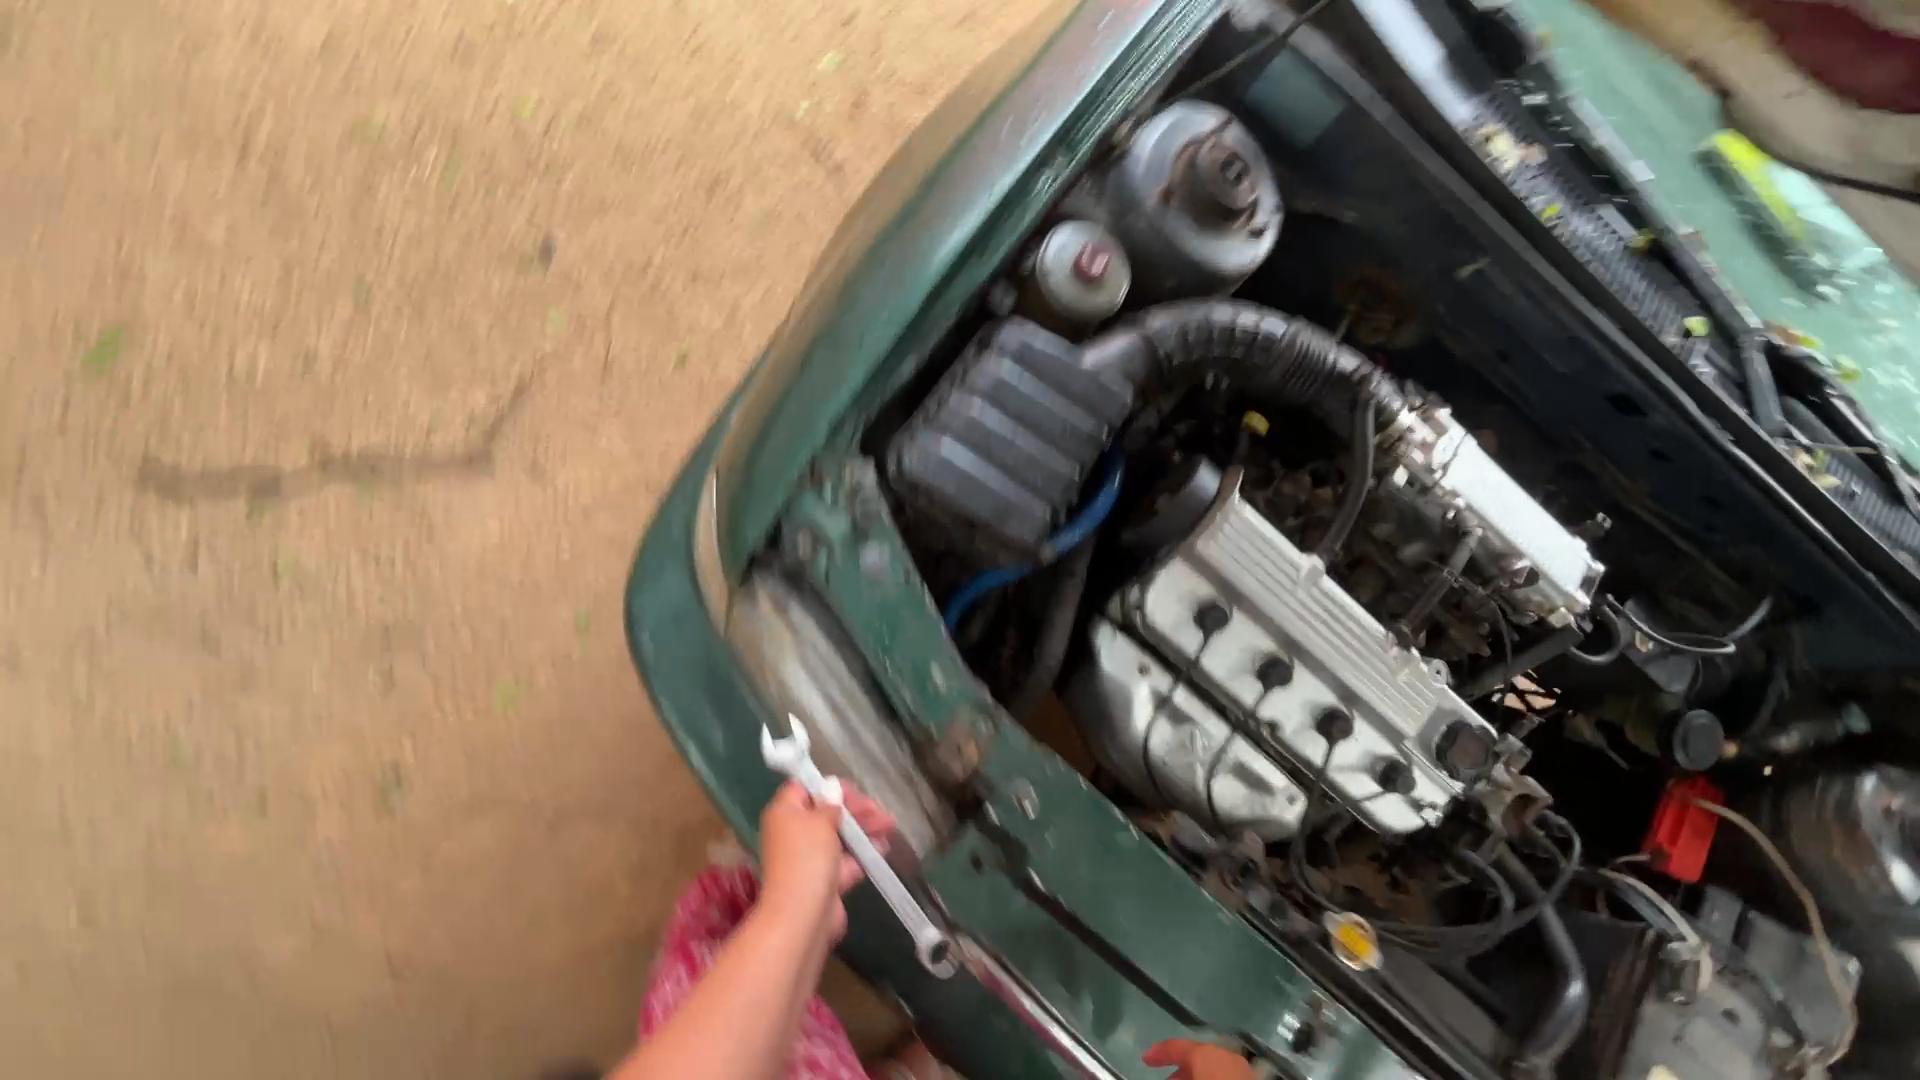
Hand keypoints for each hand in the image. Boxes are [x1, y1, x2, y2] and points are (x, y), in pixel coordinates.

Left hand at [758, 779, 893, 942]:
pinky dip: (863, 853)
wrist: (803, 915)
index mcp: (784, 813)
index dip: (828, 786)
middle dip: (855, 810)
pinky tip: (883, 847)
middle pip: (826, 813)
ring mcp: (810, 859)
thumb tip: (832, 791)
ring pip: (839, 836)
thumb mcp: (821, 820)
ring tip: (889, 826)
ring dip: (864, 829)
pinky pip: (846, 860)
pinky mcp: (825, 880)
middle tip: (879, 810)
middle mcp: (794, 834)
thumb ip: (831, 803)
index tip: (853, 791)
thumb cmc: (808, 857)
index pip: (803, 789)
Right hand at [1143, 1039, 1256, 1079]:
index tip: (1145, 1059)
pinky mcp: (1252, 1078)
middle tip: (1166, 1079)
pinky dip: (1214, 1078)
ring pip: (1212, 1065)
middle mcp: (1222, 1053)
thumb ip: (1174, 1077)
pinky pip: (1226, 1074)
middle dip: (1179, 1069)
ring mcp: (1241, 1067)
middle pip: (1195, 1056)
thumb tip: (1168, 1077)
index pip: (1175, 1047)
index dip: (1158, 1053)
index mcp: (1204, 1054)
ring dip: (1197, 1075)